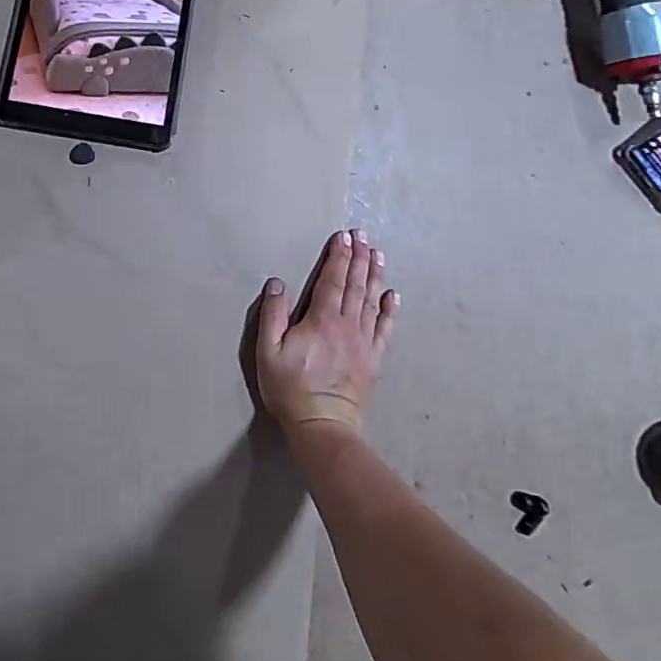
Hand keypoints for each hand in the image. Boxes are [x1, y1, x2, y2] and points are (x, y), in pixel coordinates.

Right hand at [254, 229, 397, 436]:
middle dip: (358, 257)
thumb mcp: (267, 352)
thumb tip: (277, 283)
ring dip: (374, 275)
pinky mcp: (373, 359)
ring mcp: (363, 342)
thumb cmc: (290, 389)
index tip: (343, 236)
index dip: (338, 257)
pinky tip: (392, 295)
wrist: (323, 426)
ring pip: (371, 301)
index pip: (332, 280)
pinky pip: (384, 328)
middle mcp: (347, 325)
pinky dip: (389, 310)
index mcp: (321, 320)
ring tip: (377, 254)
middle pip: (355, 285)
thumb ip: (272, 315)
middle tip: (363, 235)